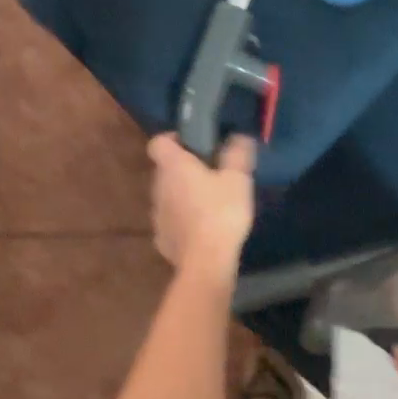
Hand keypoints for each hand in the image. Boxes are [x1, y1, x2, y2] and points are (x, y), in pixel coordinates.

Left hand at [147, 134, 255, 276]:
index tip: (193, 145)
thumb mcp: (238, 180)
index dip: (173, 139)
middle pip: (165, 170)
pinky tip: (201, 230)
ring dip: (183, 196)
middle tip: (211, 175)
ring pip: (167, 196)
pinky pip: (170, 221)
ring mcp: (157, 214)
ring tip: (209, 205)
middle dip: (184, 169)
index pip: (158, 143)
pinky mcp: (161, 238)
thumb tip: (240, 136)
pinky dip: (182, 221)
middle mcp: (159, 187)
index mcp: (173, 167)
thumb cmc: (221, 213)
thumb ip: (237, 154)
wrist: (206, 261)